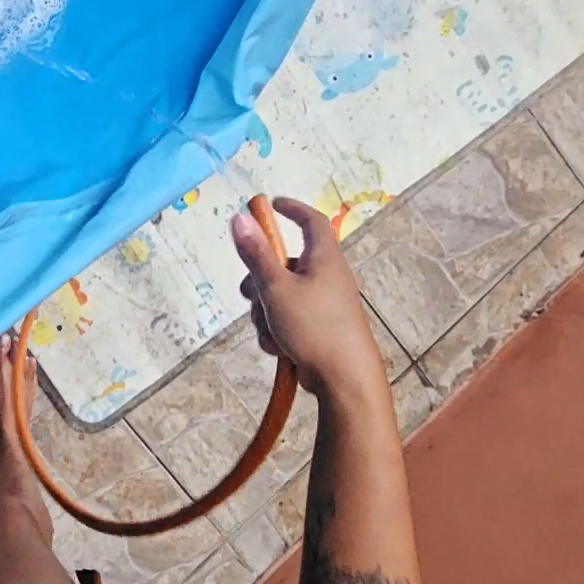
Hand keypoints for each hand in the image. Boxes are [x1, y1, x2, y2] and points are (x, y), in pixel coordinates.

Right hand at [232, 197, 386, 397]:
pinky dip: (277, 329)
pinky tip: (279, 346)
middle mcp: (325, 276)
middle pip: (282, 264)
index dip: (291, 209)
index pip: (310, 221)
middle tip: (250, 294)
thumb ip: (255, 254)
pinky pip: (286, 318)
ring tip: (271, 329)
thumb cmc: (314, 326)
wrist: (344, 378)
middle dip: (259, 280)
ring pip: (279, 295)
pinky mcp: (317, 326)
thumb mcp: (276, 288)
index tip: (270, 205)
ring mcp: (323, 303)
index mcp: (323, 258)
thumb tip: (240, 218)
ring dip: (265, 311)